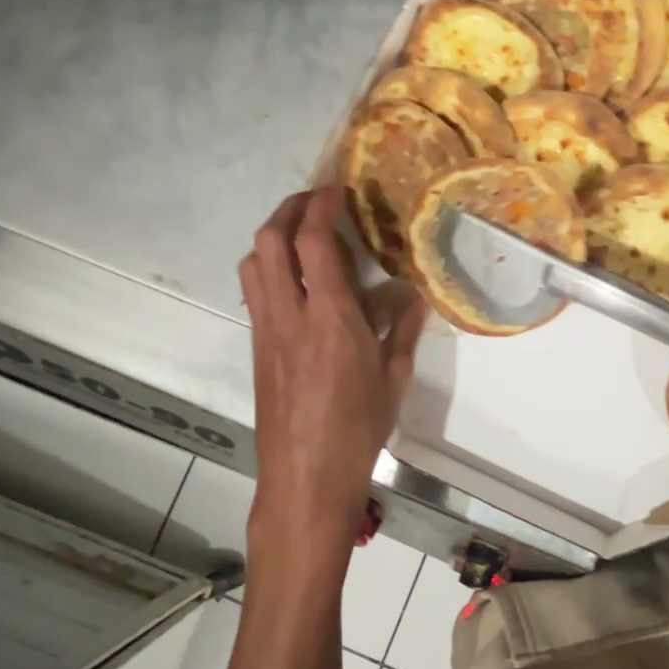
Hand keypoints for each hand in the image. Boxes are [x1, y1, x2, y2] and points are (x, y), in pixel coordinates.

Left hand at [238, 187, 429, 547]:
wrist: (305, 479)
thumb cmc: (358, 430)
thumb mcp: (394, 378)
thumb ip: (403, 330)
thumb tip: (416, 296)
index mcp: (330, 319)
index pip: (313, 243)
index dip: (321, 206)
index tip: (338, 189)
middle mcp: (290, 316)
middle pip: (269, 241)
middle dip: (288, 208)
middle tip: (316, 200)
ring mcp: (267, 331)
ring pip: (252, 263)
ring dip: (272, 234)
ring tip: (301, 230)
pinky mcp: (257, 347)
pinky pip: (254, 290)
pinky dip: (267, 265)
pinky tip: (295, 276)